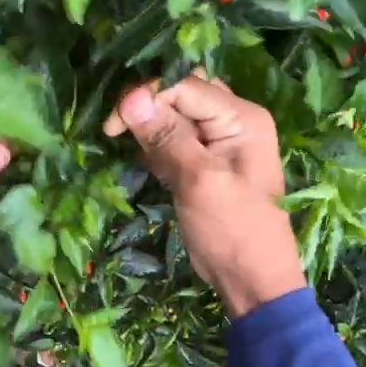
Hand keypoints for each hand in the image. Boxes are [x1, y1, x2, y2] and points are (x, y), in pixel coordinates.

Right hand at [102, 73, 305, 317]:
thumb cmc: (233, 231)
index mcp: (242, 118)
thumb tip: (131, 98)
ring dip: (151, 132)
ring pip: (176, 119)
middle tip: (120, 136)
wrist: (253, 281)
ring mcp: (221, 144)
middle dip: (147, 110)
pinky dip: (158, 151)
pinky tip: (153, 169)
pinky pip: (176, 143)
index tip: (112, 127)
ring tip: (144, 162)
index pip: (185, 85)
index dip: (146, 97)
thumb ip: (167, 138)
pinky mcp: (207, 165)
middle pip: (181, 95)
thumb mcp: (198, 182)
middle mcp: (234, 122)